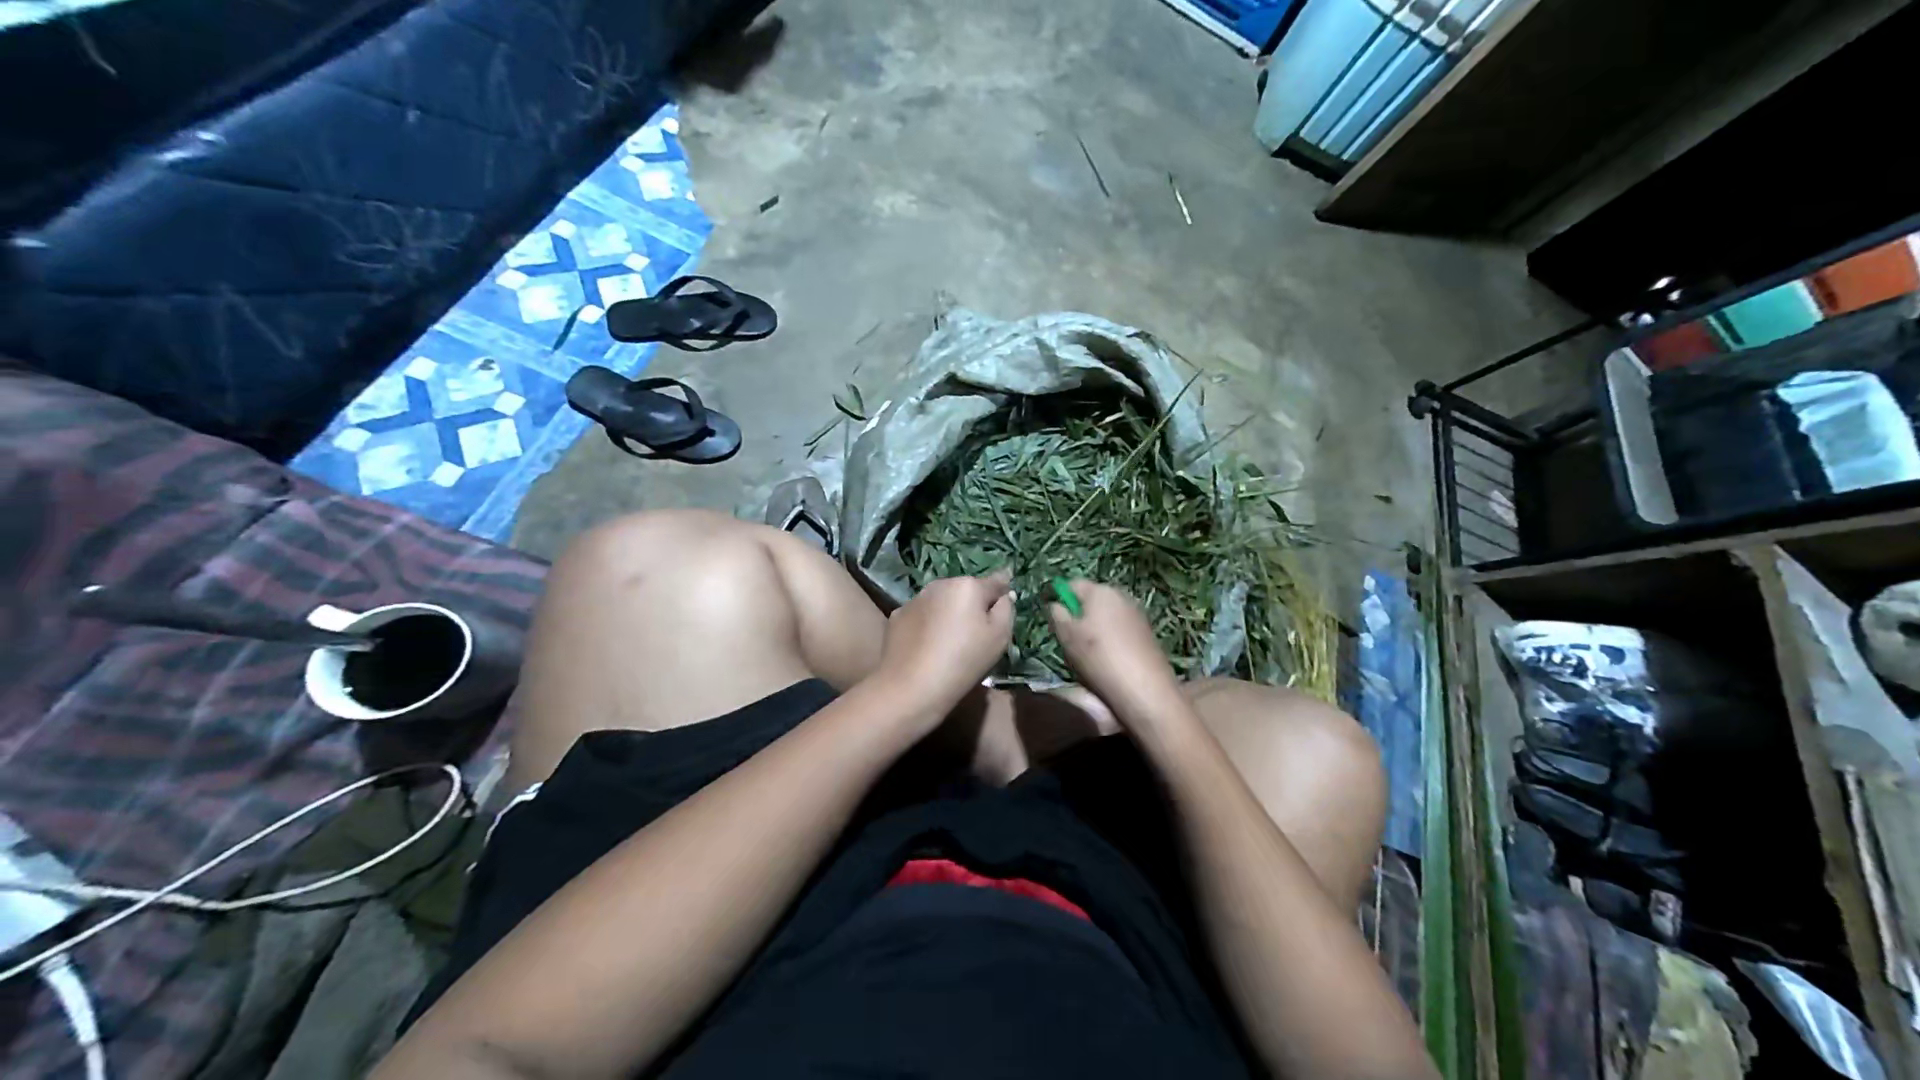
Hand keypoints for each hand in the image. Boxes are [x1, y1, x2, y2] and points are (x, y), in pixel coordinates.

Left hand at [870, 570, 1014, 726]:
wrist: (912, 686)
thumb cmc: (964, 661)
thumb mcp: (999, 637)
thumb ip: (1006, 609)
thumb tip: (1003, 595)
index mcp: (968, 586)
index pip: (996, 582)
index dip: (1003, 593)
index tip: (1004, 605)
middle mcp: (940, 584)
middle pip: (966, 591)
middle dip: (973, 605)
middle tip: (976, 633)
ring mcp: (915, 599)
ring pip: (942, 601)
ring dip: (949, 613)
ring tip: (950, 642)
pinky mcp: (898, 616)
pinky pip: (922, 615)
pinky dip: (928, 624)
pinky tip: (927, 646)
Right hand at [1047, 580, 1186, 729]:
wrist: (1144, 688)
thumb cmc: (1098, 656)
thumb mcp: (1066, 634)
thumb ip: (1056, 614)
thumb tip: (1056, 604)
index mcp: (1100, 590)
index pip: (1071, 584)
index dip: (1057, 597)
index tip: (1051, 618)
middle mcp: (1121, 595)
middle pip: (1091, 599)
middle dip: (1077, 614)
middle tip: (1068, 639)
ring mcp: (1137, 614)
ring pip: (1106, 615)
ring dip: (1094, 628)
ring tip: (1088, 653)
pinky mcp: (1147, 633)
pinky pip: (1120, 629)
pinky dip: (1110, 639)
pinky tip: (1108, 660)